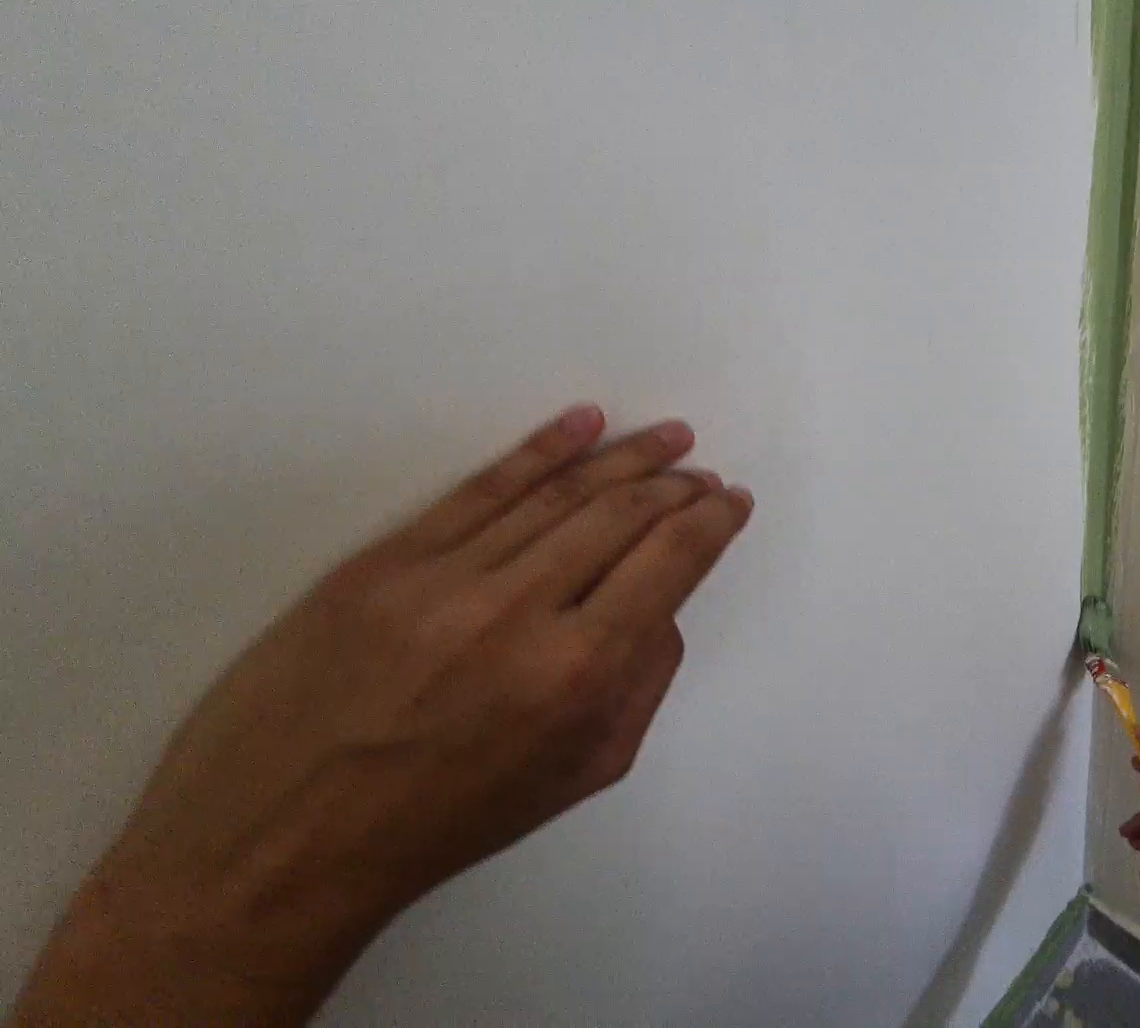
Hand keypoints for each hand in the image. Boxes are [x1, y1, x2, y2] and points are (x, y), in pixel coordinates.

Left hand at [12, 404, 752, 1025]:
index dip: (713, 521)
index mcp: (580, 671)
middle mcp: (522, 610)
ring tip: (669, 436)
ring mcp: (446, 578)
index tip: (733, 500)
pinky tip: (584, 422)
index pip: (672, 561)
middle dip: (678, 486)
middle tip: (703, 474)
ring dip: (628, 456)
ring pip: (561, 492)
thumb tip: (662, 605)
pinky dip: (541, 448)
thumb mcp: (586, 770)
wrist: (277, 846)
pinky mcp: (385, 562)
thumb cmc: (453, 817)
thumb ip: (645, 682)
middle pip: (624, 515)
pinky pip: (480, 488)